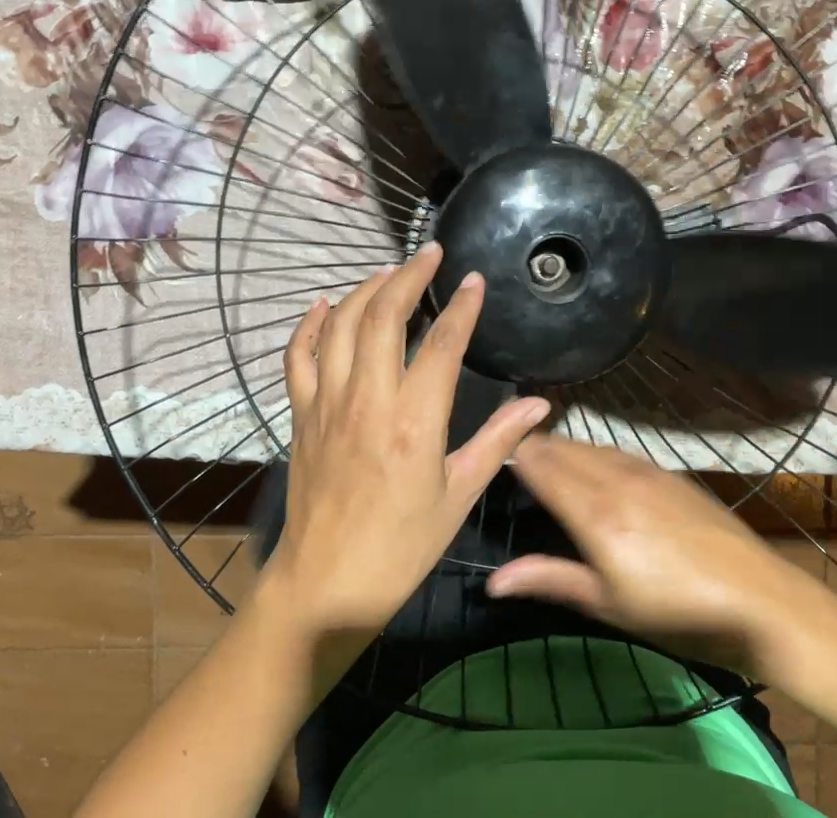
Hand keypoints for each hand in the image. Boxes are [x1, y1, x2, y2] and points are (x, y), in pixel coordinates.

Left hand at [265, 243, 550, 636]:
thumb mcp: (458, 496)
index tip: (473, 279)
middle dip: (407, 276)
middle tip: (429, 254)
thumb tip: (538, 405)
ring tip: (388, 272)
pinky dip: (308, 324)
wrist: (328, 582)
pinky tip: (323, 304)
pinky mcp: (301, 415)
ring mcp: (326, 404)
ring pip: (339, 325)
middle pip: (382, 316)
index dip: (461, 306)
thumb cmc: (402, 546)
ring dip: (363, 290)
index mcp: (415, 422)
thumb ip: (497, 443)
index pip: (441, 344)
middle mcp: (367, 400)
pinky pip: (298, 356)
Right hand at [486, 436, 836, 684]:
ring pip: (591, 445)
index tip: (492, 454)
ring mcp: (647, 473)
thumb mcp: (609, 604)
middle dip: (535, 446)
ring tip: (545, 455)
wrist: (762, 603)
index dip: (514, 453)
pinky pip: (619, 452)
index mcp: (595, 513)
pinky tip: (595, 466)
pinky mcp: (671, 475)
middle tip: (512, 455)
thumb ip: (551, 580)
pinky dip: (595, 452)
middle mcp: (617, 481)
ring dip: (564, 446)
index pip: (542, 465)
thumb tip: (493, 582)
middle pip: (563, 447)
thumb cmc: (679, 614)